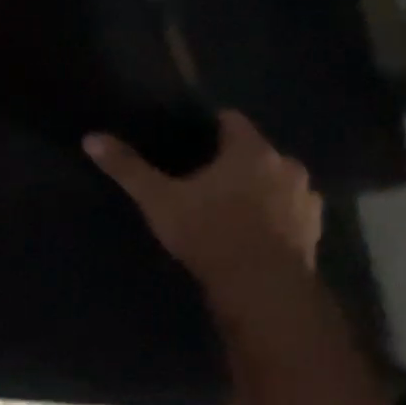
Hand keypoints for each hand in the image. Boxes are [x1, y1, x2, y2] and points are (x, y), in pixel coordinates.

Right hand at [84, 110, 322, 292]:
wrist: (262, 284)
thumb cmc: (209, 230)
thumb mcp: (157, 198)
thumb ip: (127, 168)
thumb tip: (91, 138)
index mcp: (251, 152)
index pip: (233, 121)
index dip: (210, 125)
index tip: (188, 137)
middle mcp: (286, 167)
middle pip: (256, 151)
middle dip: (231, 159)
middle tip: (200, 175)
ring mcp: (306, 198)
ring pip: (275, 180)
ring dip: (256, 185)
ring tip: (226, 202)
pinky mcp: (314, 227)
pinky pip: (289, 207)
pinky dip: (272, 211)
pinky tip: (249, 227)